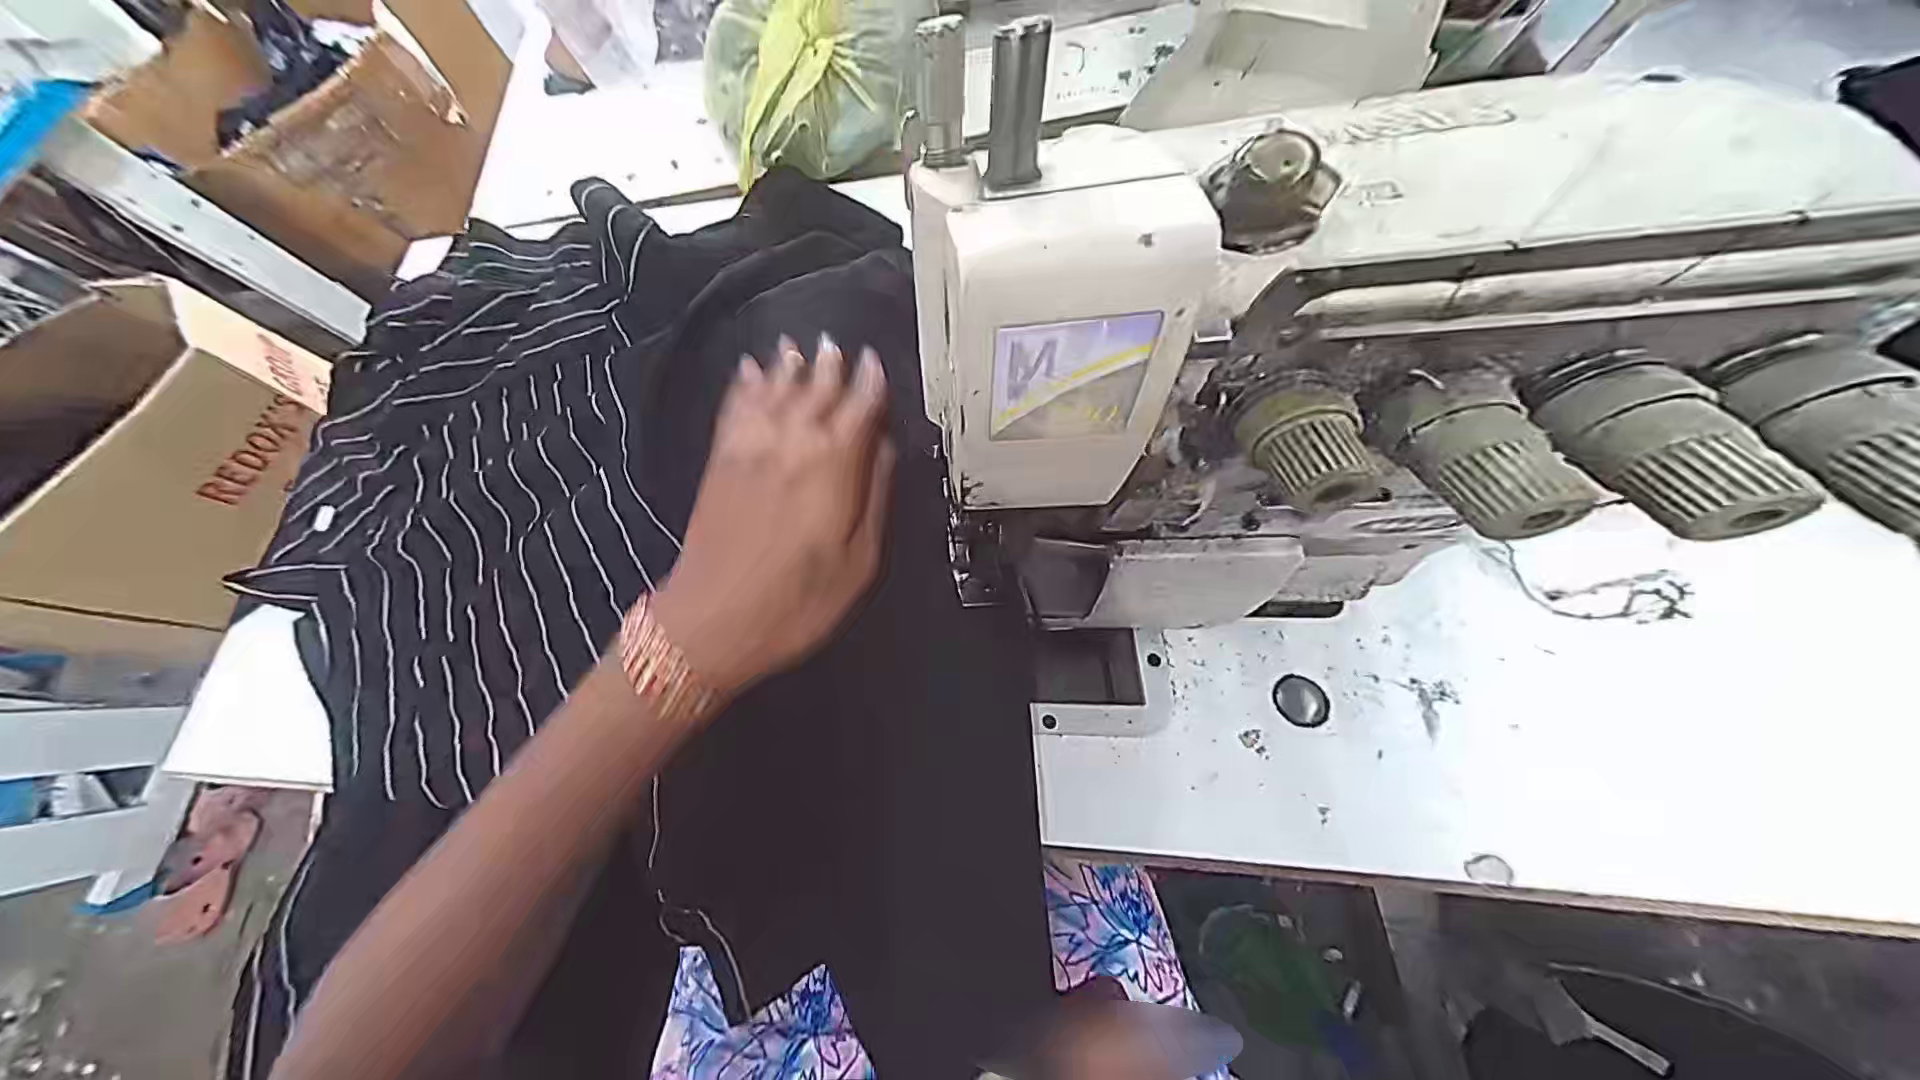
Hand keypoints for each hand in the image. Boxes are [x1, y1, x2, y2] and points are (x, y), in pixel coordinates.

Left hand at [648, 335, 894, 700]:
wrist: (713, 621)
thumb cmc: (799, 601)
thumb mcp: (860, 560)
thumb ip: (876, 497)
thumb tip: (884, 449)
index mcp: (833, 467)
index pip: (859, 410)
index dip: (869, 384)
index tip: (874, 363)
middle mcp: (792, 445)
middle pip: (816, 392)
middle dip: (830, 368)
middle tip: (839, 346)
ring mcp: (751, 450)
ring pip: (775, 393)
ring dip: (789, 367)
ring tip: (799, 347)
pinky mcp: (719, 462)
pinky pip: (735, 410)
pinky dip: (744, 386)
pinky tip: (750, 370)